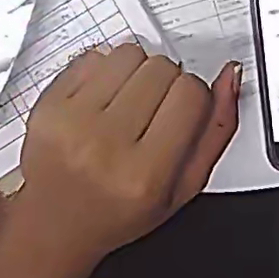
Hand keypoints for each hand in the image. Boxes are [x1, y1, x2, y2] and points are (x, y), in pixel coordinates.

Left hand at [6, 44, 240, 277]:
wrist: (55, 224)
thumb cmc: (119, 210)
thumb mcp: (182, 190)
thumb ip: (216, 132)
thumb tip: (230, 77)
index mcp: (145, 174)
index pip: (191, 93)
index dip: (194, 95)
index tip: (184, 108)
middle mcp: (105, 146)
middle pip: (161, 68)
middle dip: (166, 82)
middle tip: (153, 110)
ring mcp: (72, 122)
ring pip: (129, 53)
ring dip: (136, 70)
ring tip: (128, 102)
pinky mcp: (49, 103)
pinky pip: (93, 55)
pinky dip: (104, 70)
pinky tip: (102, 100)